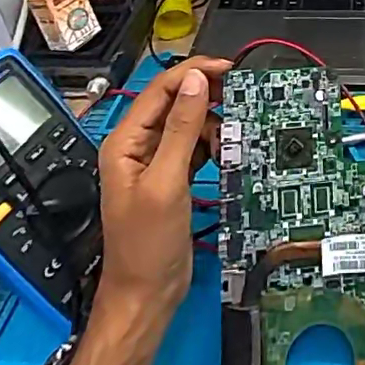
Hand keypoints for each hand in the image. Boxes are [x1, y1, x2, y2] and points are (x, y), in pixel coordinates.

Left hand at [63, 56, 230, 364]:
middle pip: (175, 101)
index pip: (160, 89)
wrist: (147, 296)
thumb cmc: (148, 244)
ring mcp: (156, 159)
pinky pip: (194, 143)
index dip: (193, 73)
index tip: (226, 68)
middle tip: (238, 91)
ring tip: (230, 131)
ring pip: (188, 120)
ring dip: (211, 120)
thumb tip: (196, 81)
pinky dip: (211, 141)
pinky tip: (223, 148)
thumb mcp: (166, 181)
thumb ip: (181, 128)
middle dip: (205, 94)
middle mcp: (139, 143)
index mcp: (126, 140)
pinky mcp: (173, 174)